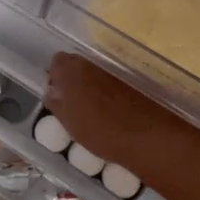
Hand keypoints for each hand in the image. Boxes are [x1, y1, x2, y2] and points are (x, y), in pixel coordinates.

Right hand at [44, 52, 187, 169]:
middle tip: (73, 104)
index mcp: (70, 69)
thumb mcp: (68, 121)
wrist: (147, 136)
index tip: (57, 97)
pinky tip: (111, 113)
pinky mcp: (132, 80)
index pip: (56, 62)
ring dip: (91, 86)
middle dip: (73, 80)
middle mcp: (91, 63)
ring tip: (93, 111)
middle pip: (76, 65)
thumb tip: (52, 91)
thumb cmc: (100, 130)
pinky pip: (112, 82)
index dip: (55, 78)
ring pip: (95, 73)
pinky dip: (109, 93)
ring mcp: (114, 71)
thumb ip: (56, 102)